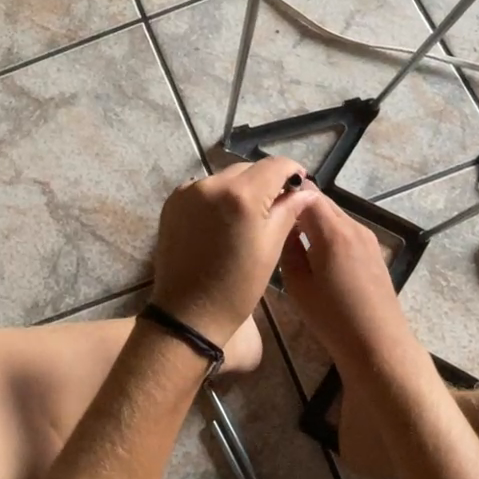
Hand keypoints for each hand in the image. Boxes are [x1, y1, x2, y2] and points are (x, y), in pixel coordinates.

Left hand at [148, 157, 319, 345]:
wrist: (189, 313)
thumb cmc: (238, 286)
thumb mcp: (271, 248)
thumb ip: (289, 211)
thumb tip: (305, 190)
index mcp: (241, 195)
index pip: (275, 166)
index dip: (292, 171)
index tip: (299, 184)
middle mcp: (212, 184)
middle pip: (248, 169)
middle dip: (266, 182)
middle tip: (277, 206)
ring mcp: (188, 192)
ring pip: (225, 178)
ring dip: (240, 189)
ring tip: (247, 218)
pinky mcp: (172, 202)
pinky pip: (203, 189)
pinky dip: (217, 198)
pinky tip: (222, 221)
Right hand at [278, 193, 417, 364]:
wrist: (378, 344)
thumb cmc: (332, 318)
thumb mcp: (297, 284)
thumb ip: (287, 248)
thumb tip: (282, 227)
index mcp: (332, 232)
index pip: (307, 193)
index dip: (286, 192)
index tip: (265, 202)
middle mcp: (353, 226)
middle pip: (322, 201)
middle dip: (297, 203)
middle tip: (272, 218)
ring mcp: (367, 238)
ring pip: (333, 215)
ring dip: (312, 218)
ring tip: (290, 235)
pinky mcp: (373, 250)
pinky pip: (344, 229)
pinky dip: (326, 231)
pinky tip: (314, 250)